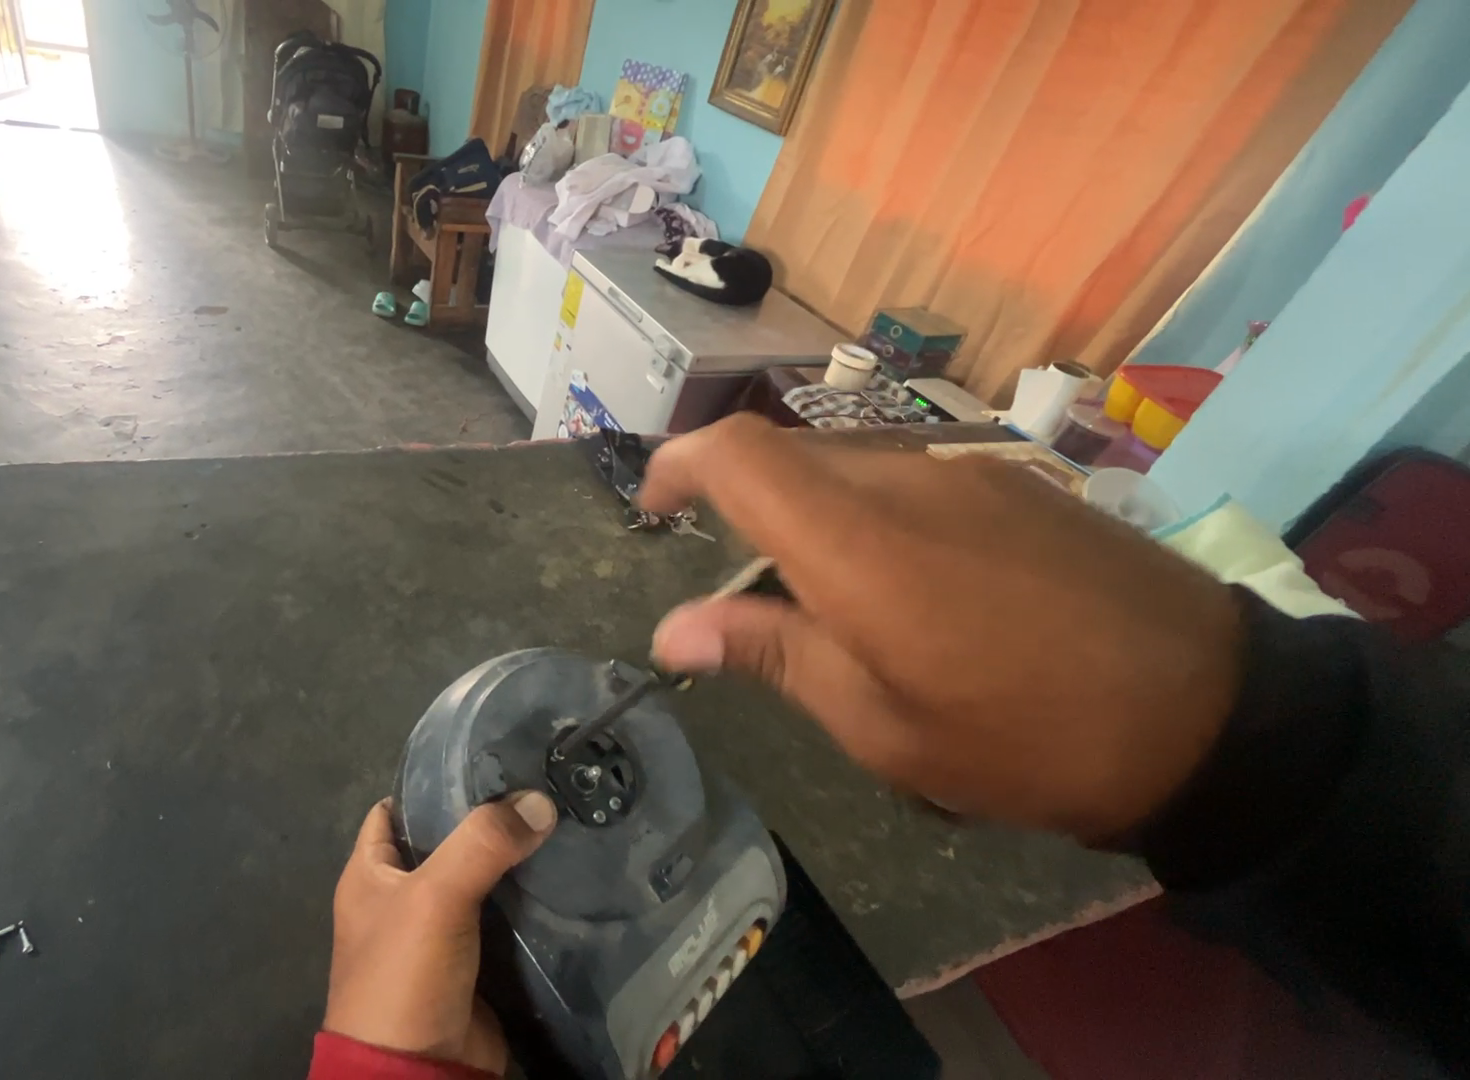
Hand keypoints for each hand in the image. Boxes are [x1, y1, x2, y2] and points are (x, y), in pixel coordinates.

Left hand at [324, 793, 557, 1073]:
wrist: (420, 1076)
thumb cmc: (404, 975)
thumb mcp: (434, 896)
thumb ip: (482, 843)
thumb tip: (538, 801)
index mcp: (370, 874)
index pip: (396, 808)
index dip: (431, 782)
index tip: (483, 757)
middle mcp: (402, 896)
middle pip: (446, 840)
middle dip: (486, 817)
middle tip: (535, 783)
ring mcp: (440, 930)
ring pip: (480, 876)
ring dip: (512, 857)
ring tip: (557, 814)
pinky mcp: (476, 959)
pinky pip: (504, 915)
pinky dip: (528, 897)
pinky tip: (561, 870)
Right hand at [639, 415, 1244, 841]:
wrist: (1220, 719)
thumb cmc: (1021, 738)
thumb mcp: (875, 722)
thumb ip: (767, 653)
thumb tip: (671, 631)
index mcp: (856, 542)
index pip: (738, 454)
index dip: (678, 462)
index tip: (655, 506)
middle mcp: (901, 478)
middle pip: (783, 457)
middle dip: (739, 503)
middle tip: (749, 590)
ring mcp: (963, 469)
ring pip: (841, 465)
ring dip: (805, 512)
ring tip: (836, 601)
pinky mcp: (1008, 478)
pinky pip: (901, 475)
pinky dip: (863, 511)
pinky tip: (906, 581)